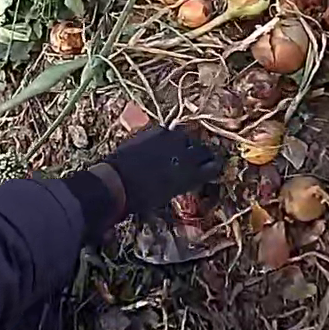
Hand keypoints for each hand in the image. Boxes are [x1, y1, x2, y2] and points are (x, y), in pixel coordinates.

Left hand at [104, 127, 221, 216]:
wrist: (115, 182)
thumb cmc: (140, 199)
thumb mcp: (168, 194)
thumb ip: (183, 182)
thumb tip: (189, 175)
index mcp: (191, 175)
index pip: (212, 167)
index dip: (212, 166)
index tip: (212, 167)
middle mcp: (187, 155)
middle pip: (203, 150)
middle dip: (202, 153)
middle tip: (198, 157)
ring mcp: (173, 140)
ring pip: (187, 137)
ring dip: (186, 142)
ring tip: (180, 147)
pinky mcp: (158, 131)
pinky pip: (169, 131)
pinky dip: (168, 136)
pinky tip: (163, 142)